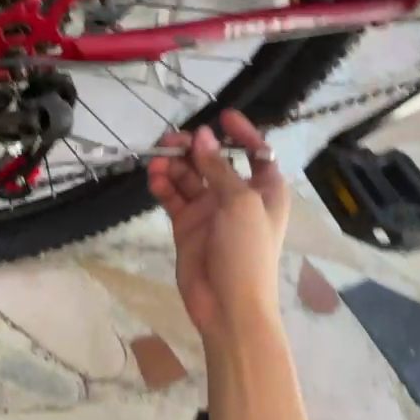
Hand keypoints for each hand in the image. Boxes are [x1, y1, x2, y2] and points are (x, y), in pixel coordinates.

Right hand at [147, 110, 288, 337]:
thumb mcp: (239, 204)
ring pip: (189, 177)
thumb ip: (217, 169)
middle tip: (171, 140)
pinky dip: (164, 186)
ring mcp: (210, 211)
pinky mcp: (187, 226)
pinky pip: (173, 198)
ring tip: (158, 162)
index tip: (222, 115)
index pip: (257, 152)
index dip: (242, 133)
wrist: (228, 304)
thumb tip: (201, 136)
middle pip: (214, 161)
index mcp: (264, 190)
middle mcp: (237, 196)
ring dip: (174, 166)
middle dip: (194, 148)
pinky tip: (155, 180)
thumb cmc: (247, 252)